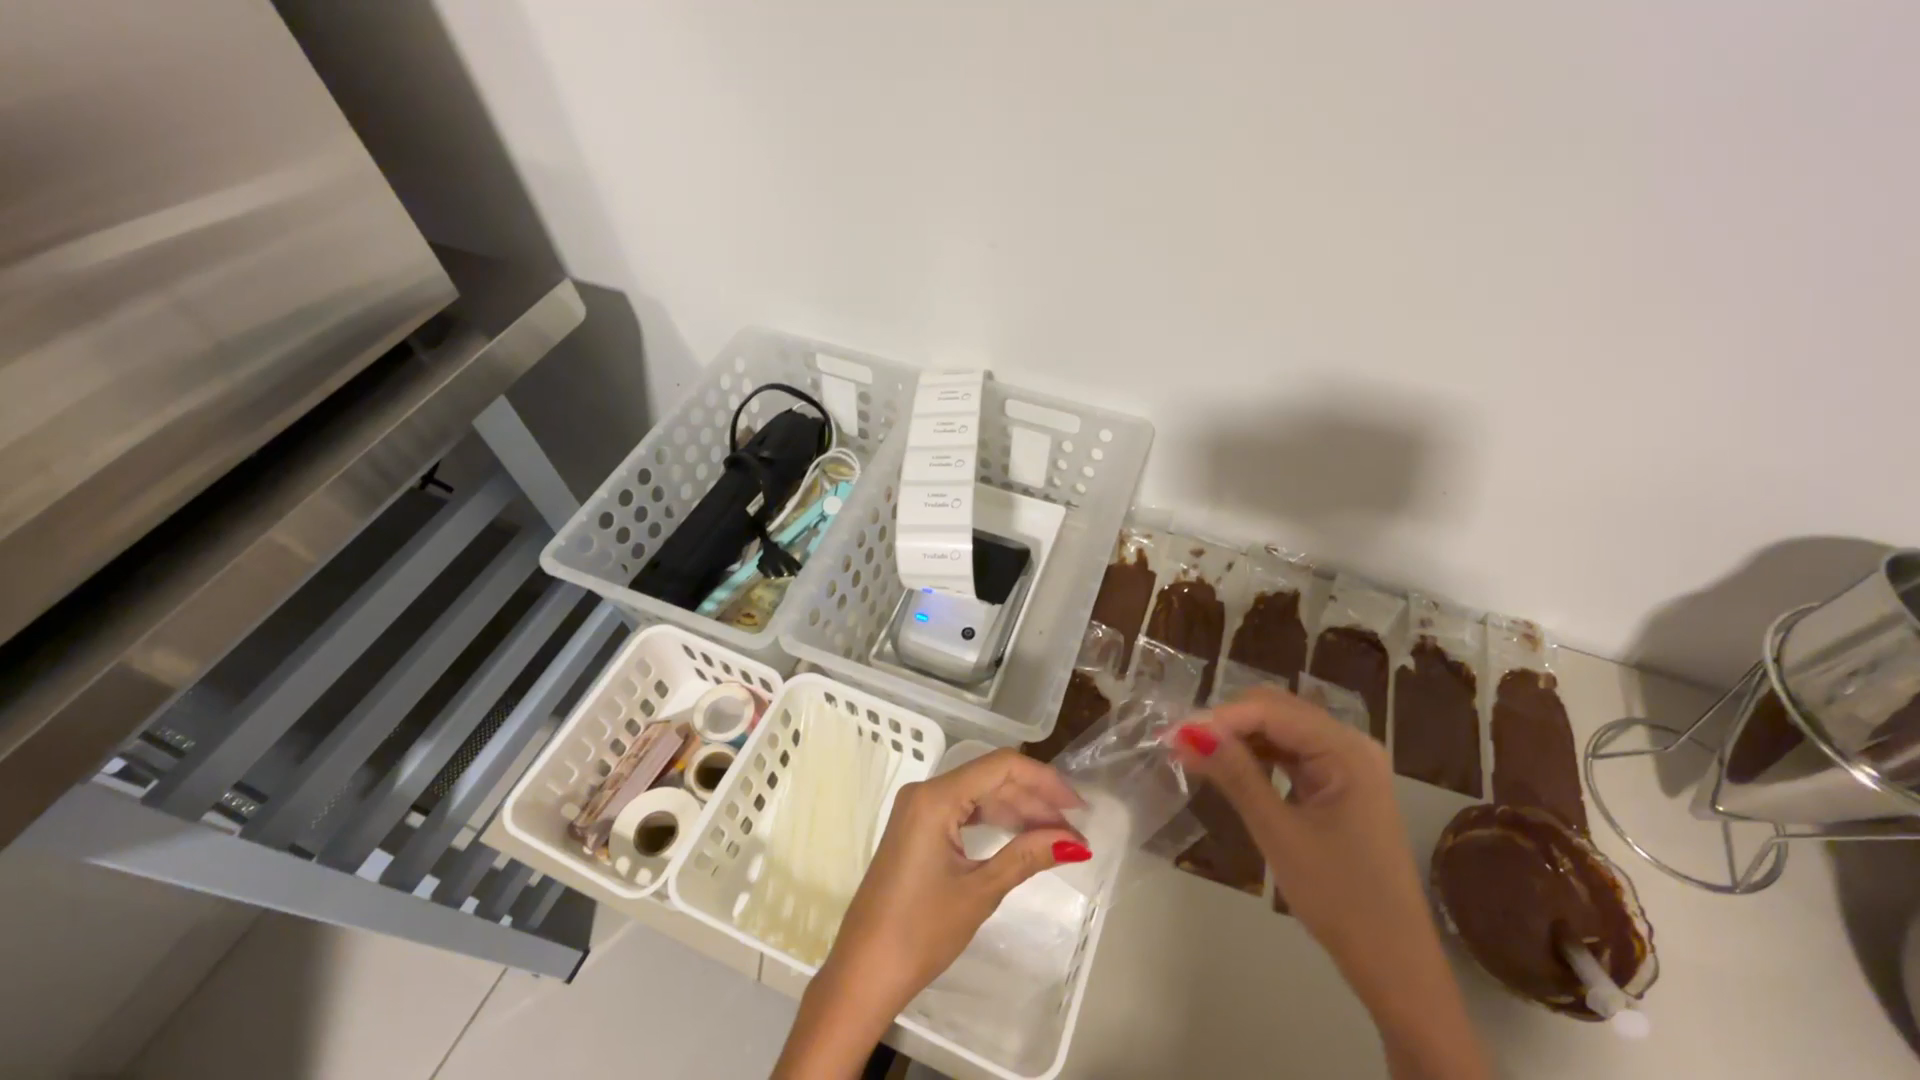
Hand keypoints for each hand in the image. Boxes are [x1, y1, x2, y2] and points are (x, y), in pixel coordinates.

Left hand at [773, 749, 1089, 1078]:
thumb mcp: (980, 891)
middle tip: (1075, 831)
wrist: (864, 971)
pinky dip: (995, 822)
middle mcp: (924, 793)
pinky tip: (1022, 838)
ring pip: (979, 794)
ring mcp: (917, 811)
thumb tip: (1075, 841)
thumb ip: (1027, 856)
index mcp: (936, 798)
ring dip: (1018, 811)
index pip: (1001, 766)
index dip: (1045, 781)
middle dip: (1035, 800)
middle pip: (991, 778)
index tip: (1080, 807)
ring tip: (1057, 837)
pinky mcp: (916, 830)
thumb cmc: (920, 932)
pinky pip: (963, 812)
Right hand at [1171, 685, 1424, 960]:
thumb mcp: (1279, 832)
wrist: (1392, 957)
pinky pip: (1293, 755)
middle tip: (1179, 745)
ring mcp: (1348, 765)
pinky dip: (1259, 757)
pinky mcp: (1340, 786)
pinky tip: (1228, 769)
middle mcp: (1351, 745)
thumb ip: (1235, 776)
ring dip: (1239, 738)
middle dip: (1227, 722)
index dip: (1219, 718)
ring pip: (1283, 731)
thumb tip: (1187, 735)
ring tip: (1195, 756)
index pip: (1270, 710)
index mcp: (1346, 749)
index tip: (1172, 736)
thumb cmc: (1339, 896)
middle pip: (1278, 711)